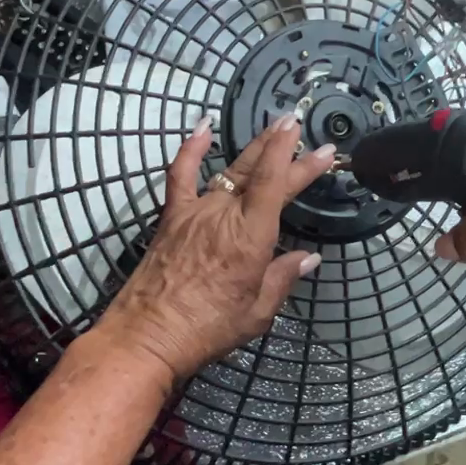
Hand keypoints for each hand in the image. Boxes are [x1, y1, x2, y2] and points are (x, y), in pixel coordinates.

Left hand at [94, 113, 336, 386]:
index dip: (299, 161)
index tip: (319, 145)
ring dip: (253, 148)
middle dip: (283, 147)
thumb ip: (283, 278)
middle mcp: (224, 214)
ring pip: (229, 170)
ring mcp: (195, 211)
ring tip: (273, 129)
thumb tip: (309, 259)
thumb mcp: (257, 312)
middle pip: (258, 172)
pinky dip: (191, 148)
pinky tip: (203, 126)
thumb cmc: (207, 329)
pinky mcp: (172, 216)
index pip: (277, 184)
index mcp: (251, 236)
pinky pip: (181, 174)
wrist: (146, 337)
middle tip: (301, 128)